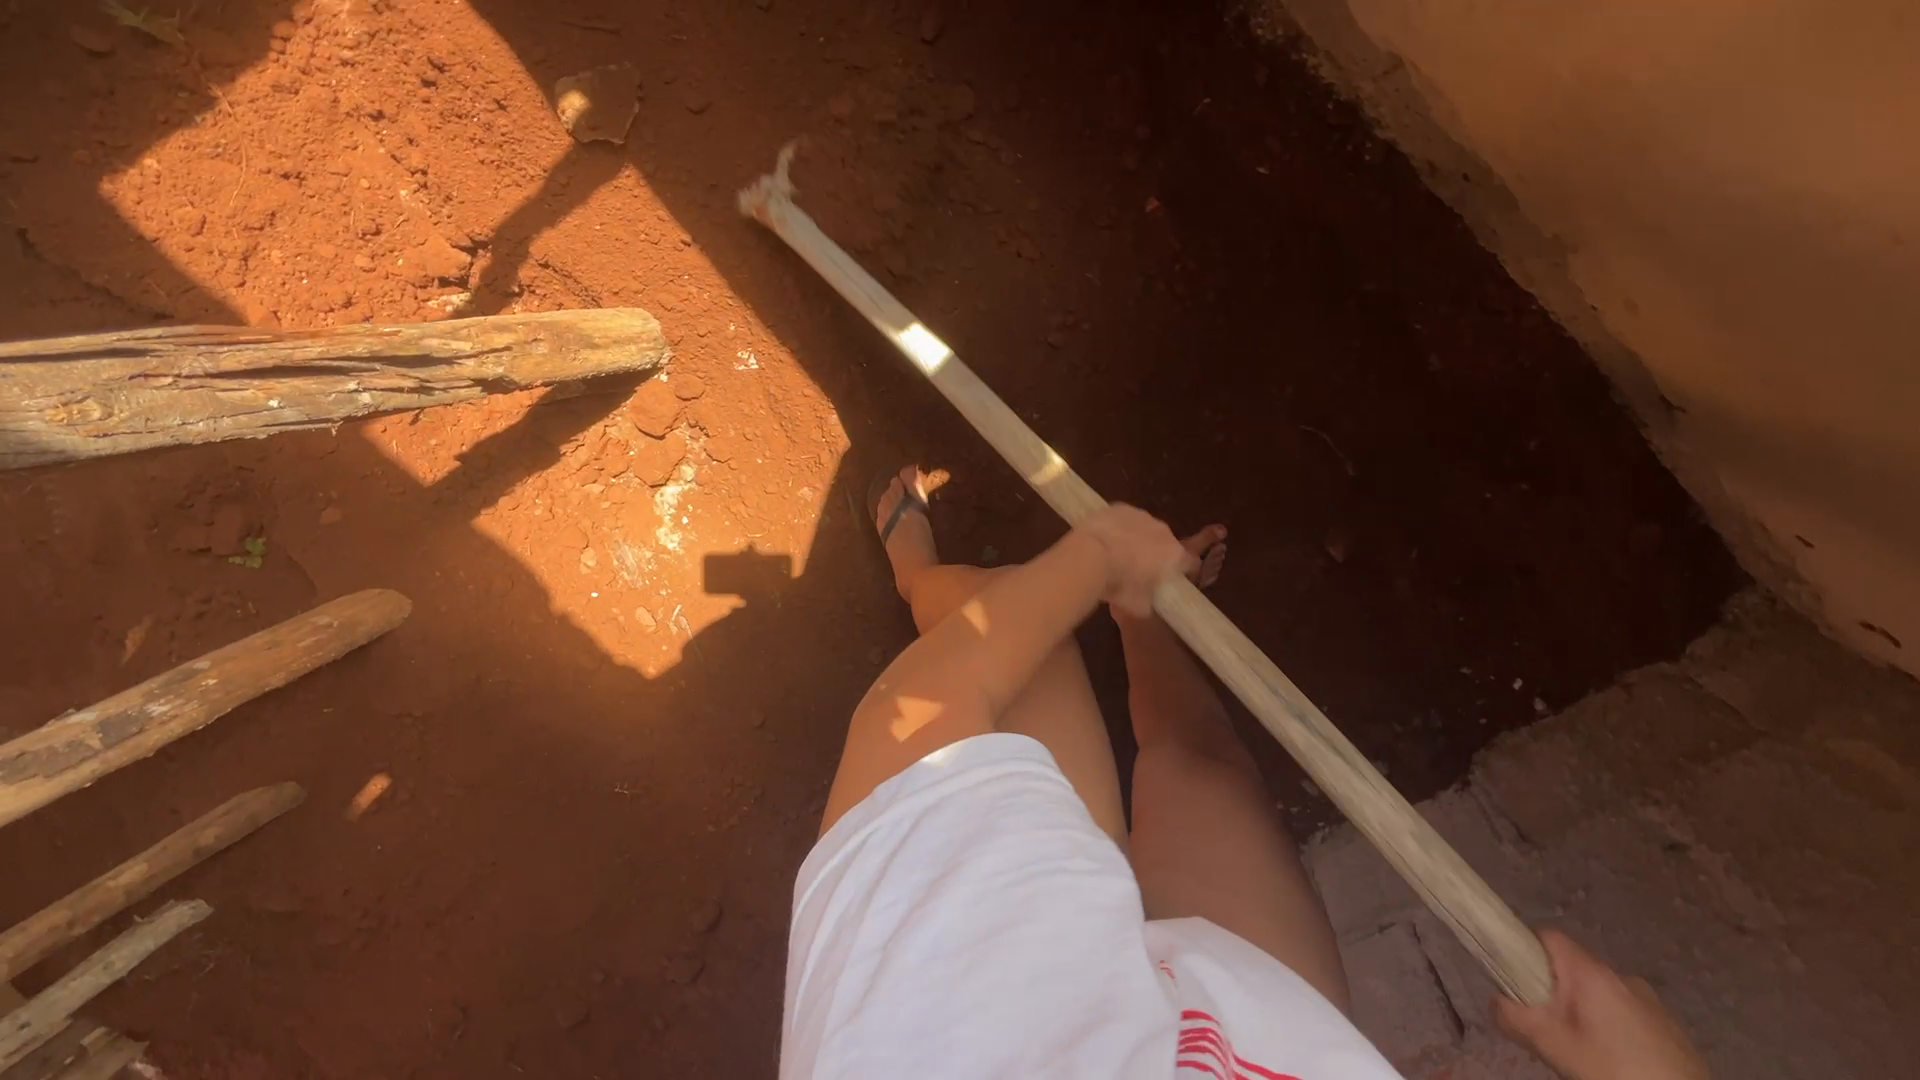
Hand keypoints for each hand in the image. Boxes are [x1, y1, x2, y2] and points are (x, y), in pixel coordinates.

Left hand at [1076, 504, 1189, 616]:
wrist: (1089, 555)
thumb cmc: (1119, 583)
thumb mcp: (1138, 606)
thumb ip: (1149, 603)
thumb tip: (1145, 604)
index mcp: (1175, 555)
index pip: (1190, 562)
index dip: (1182, 571)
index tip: (1171, 580)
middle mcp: (1163, 531)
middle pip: (1165, 543)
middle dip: (1155, 554)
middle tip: (1137, 569)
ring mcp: (1141, 515)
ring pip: (1144, 528)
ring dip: (1136, 539)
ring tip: (1116, 553)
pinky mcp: (1120, 506)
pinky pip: (1124, 518)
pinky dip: (1118, 527)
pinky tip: (1104, 538)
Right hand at [1495, 930, 1711, 1079]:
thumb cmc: (1610, 1066)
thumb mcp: (1548, 1043)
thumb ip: (1510, 1015)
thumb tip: (1494, 1001)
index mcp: (1590, 971)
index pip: (1547, 936)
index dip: (1525, 947)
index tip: (1516, 976)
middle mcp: (1621, 976)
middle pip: (1572, 967)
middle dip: (1553, 989)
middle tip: (1545, 1022)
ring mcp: (1651, 1001)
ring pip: (1600, 992)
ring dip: (1584, 1010)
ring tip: (1581, 1047)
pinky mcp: (1671, 1027)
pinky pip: (1626, 1013)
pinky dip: (1613, 1027)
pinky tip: (1614, 1059)